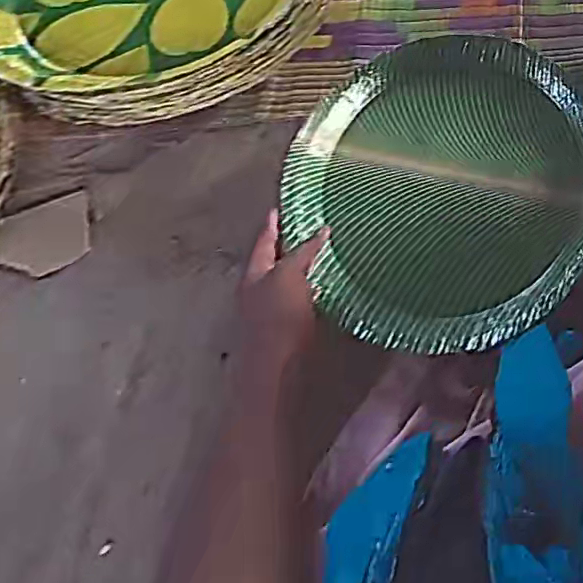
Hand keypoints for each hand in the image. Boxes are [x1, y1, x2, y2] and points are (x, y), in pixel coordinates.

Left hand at [235, 209, 326, 376]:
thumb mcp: (288, 277)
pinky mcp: (288, 328)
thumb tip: (321, 231)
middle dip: (289, 243)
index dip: (273, 224)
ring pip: (287, 279)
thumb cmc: (278, 319)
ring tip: (323, 249)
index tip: (281, 207)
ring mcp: (272, 311)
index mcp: (255, 274)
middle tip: (308, 223)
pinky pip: (301, 296)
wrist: (275, 375)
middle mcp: (258, 290)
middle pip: (273, 260)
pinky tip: (328, 283)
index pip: (265, 241)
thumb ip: (303, 253)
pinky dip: (312, 284)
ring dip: (302, 264)